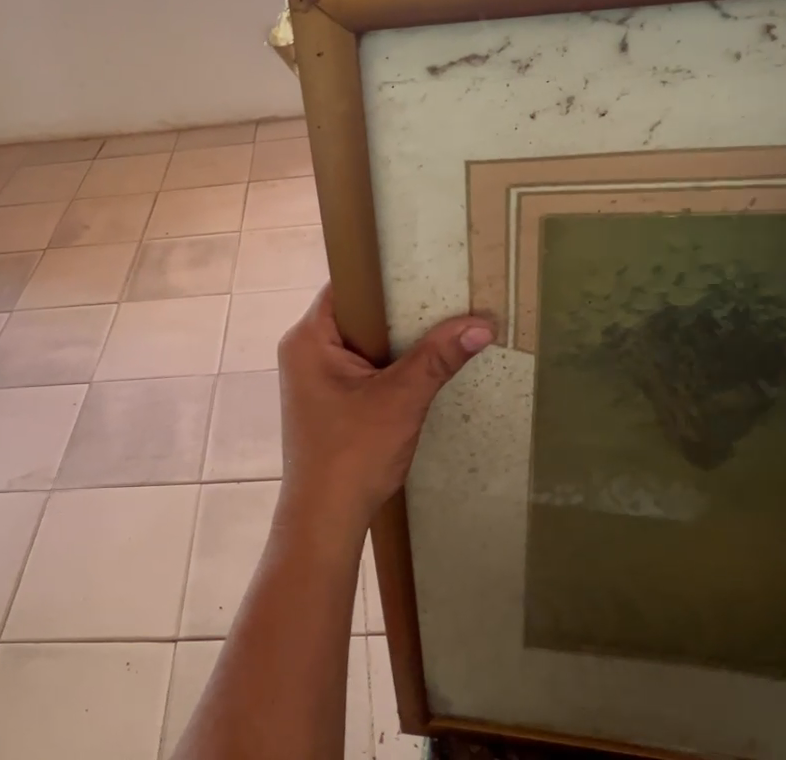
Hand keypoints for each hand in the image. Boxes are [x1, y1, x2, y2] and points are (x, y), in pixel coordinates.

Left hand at [275, 286, 493, 529]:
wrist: (325, 518)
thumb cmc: (353, 453)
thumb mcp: (401, 400)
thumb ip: (438, 358)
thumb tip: (482, 324)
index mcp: (308, 338)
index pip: (346, 286)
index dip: (385, 277)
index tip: (425, 268)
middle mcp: (303, 349)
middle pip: (355, 313)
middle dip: (399, 310)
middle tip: (445, 296)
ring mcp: (312, 376)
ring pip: (360, 341)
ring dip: (396, 340)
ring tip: (441, 325)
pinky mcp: (324, 399)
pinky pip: (358, 365)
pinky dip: (386, 364)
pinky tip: (421, 365)